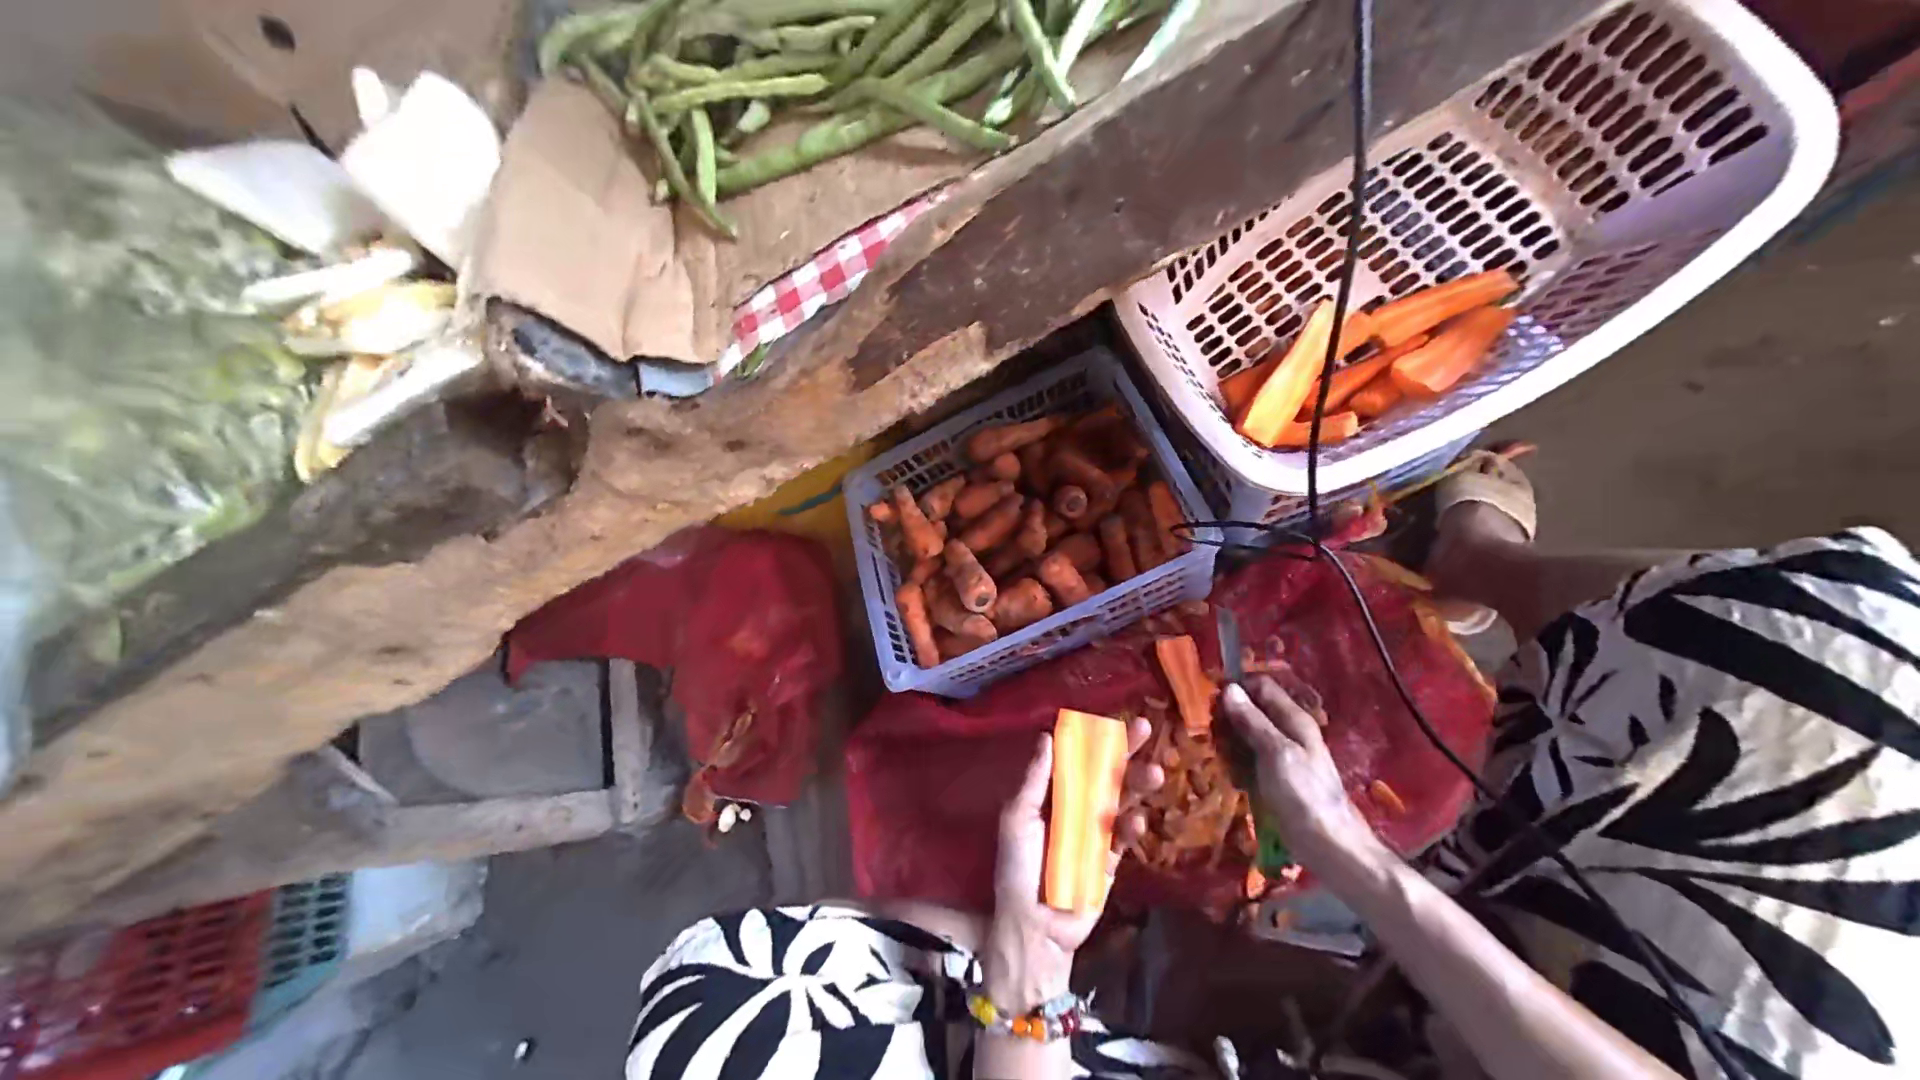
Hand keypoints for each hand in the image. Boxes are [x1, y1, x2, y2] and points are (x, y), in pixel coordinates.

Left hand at [983, 717, 1161, 1010]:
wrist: (1034, 925)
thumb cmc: (1018, 867)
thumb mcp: (1018, 817)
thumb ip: (1036, 780)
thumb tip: (1047, 735)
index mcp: (1051, 793)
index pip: (1075, 757)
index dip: (1092, 738)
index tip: (1110, 717)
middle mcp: (1075, 806)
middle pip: (1104, 772)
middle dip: (1125, 751)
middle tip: (1147, 729)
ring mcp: (1095, 831)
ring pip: (1121, 799)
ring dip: (1138, 784)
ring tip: (1155, 772)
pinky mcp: (1110, 859)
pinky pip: (1125, 837)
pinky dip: (1132, 826)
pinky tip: (1136, 818)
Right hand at [1219, 677, 1389, 880]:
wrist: (1328, 844)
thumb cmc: (1303, 794)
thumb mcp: (1276, 752)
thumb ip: (1253, 721)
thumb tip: (1229, 689)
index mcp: (1294, 719)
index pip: (1261, 686)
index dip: (1236, 688)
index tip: (1210, 699)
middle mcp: (1287, 731)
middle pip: (1250, 710)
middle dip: (1228, 718)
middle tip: (1212, 733)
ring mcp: (1280, 755)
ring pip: (1245, 735)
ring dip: (1230, 743)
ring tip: (1222, 758)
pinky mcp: (1273, 776)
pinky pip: (1247, 759)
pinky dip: (1237, 764)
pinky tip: (1233, 777)